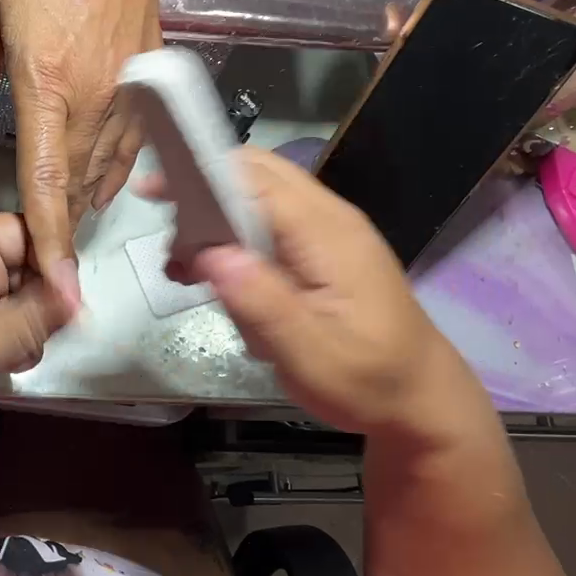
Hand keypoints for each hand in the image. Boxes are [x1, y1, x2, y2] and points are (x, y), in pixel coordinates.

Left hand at [0, 213, 75, 459]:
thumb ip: (35, 317)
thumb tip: (82, 298)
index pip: (18, 230)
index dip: (50, 252)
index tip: (74, 289)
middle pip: (27, 266)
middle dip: (45, 297)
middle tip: (53, 326)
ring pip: (25, 302)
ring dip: (34, 327)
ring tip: (22, 351)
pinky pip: (14, 331)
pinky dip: (21, 347)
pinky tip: (13, 366)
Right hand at [151, 148, 477, 437]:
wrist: (421, 400)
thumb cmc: (368, 382)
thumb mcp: (311, 355)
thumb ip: (262, 303)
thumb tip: (210, 254)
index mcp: (328, 237)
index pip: (258, 182)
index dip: (203, 177)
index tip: (154, 190)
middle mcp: (330, 221)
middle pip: (258, 175)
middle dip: (202, 188)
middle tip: (162, 227)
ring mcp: (328, 235)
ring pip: (260, 198)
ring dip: (214, 219)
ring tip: (179, 266)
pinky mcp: (321, 253)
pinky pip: (270, 225)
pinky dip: (233, 239)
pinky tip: (211, 275)